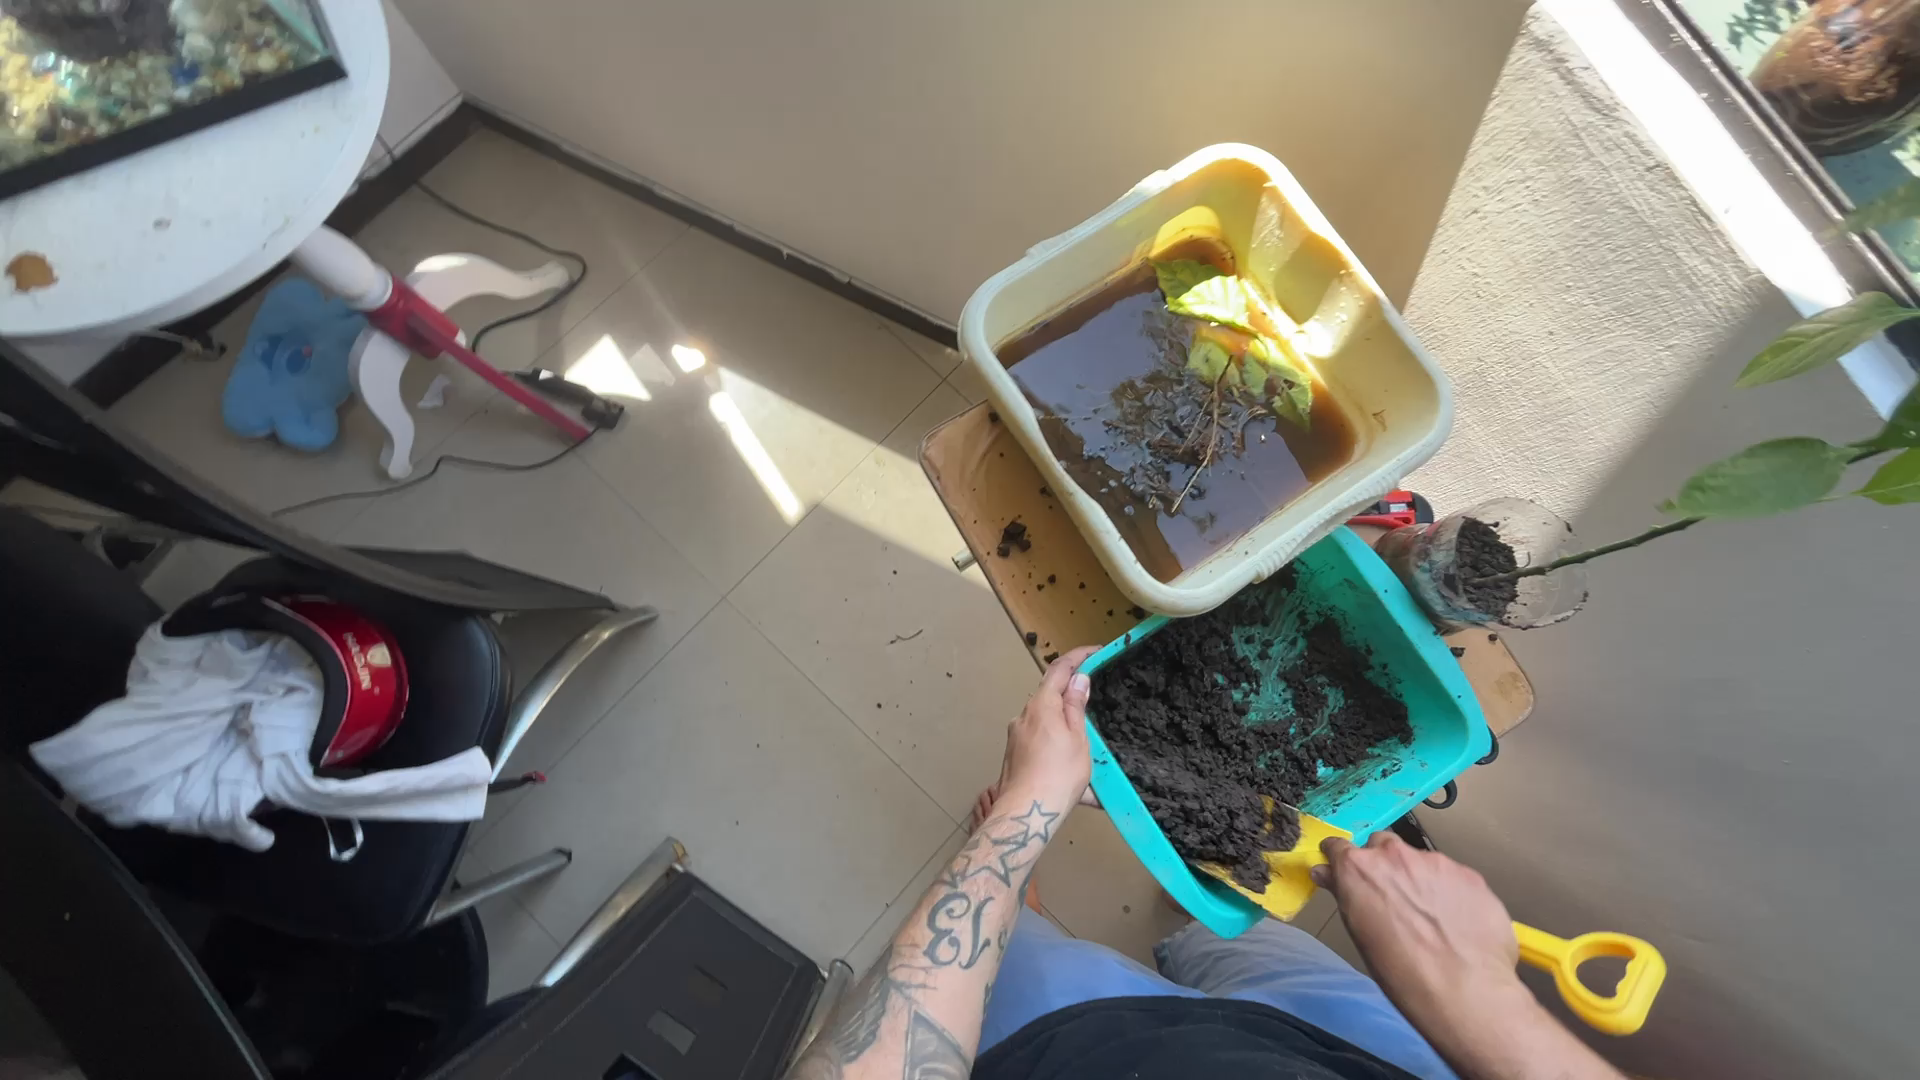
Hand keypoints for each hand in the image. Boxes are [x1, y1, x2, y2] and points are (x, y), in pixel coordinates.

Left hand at [992, 646, 1098, 810]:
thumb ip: (1076, 707)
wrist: (1027, 812)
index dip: (1078, 656)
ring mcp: (1017, 735)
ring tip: (1087, 751)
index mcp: (1041, 705)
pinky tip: (1072, 772)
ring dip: (1065, 729)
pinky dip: (1057, 747)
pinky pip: (1040, 742)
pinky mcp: (1015, 754)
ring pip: (1046, 722)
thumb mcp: (1078, 739)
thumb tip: (1078, 679)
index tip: (1096, 651)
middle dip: (1071, 696)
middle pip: (1050, 695)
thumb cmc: (1058, 774)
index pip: (1060, 669)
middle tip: (1094, 704)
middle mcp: (1024, 715)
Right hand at [1312, 832, 1523, 1019]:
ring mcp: (1435, 862)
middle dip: (1384, 864)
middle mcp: (1393, 854)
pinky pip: (1454, 877)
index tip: (1346, 873)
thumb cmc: (1400, 971)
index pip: (1338, 846)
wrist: (1467, 993)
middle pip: (1382, 845)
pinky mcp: (1470, 875)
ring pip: (1420, 861)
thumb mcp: (1358, 930)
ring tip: (1435, 915)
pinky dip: (1452, 892)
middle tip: (1395, 896)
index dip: (1341, 860)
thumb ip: (1344, 892)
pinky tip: (1461, 921)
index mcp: (1358, 867)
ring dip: (1420, 878)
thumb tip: (1326, 873)